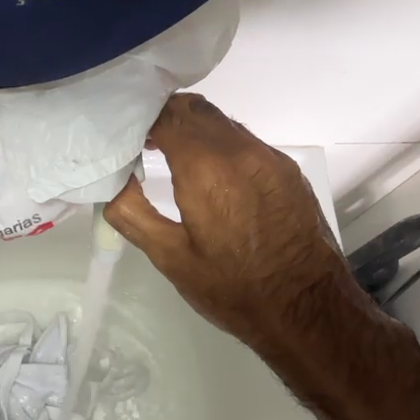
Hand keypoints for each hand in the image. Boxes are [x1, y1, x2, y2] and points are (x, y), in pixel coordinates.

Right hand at [103, 93, 368, 360]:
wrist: (307, 310)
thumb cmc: (232, 288)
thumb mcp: (169, 256)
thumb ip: (131, 212)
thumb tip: (112, 180)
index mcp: (206, 168)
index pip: (166, 116)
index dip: (139, 118)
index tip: (121, 135)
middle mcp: (240, 150)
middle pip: (195, 109)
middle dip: (164, 116)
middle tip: (139, 140)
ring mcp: (269, 158)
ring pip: (222, 122)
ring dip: (192, 128)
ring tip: (168, 155)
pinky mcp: (287, 171)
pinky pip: (245, 141)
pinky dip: (218, 144)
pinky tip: (209, 174)